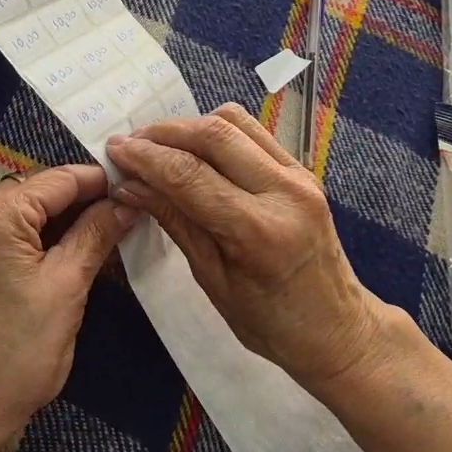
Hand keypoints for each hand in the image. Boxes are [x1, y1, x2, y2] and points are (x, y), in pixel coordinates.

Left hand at [0, 165, 138, 450]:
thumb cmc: (20, 349)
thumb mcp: (67, 286)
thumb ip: (97, 234)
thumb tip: (128, 202)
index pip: (58, 179)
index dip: (101, 181)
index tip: (140, 186)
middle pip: (41, 188)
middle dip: (85, 198)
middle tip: (130, 208)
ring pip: (28, 207)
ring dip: (66, 216)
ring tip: (111, 225)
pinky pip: (13, 227)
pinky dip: (43, 232)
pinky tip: (76, 243)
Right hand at [105, 104, 393, 385]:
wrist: (337, 329)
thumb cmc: (270, 321)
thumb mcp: (211, 278)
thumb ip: (174, 221)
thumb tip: (129, 186)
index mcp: (259, 231)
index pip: (189, 175)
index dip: (146, 158)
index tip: (114, 150)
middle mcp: (284, 192)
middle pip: (213, 134)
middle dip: (163, 133)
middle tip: (130, 144)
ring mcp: (299, 175)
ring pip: (234, 122)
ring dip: (189, 126)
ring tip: (159, 146)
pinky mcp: (302, 169)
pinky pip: (252, 132)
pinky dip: (215, 132)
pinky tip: (194, 151)